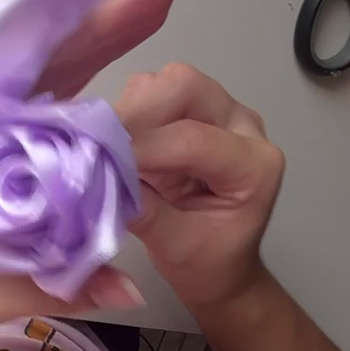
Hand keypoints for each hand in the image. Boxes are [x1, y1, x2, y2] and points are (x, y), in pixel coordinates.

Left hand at [0, 0, 177, 348]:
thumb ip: (65, 286)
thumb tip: (134, 290)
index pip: (6, 61)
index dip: (62, 24)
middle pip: (34, 57)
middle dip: (97, 23)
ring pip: (38, 72)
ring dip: (90, 40)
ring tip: (147, 13)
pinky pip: (38, 99)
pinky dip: (75, 74)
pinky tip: (108, 62)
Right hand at [117, 63, 283, 310]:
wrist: (219, 267)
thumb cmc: (206, 263)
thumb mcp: (175, 248)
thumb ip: (143, 212)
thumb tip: (99, 178)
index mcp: (253, 164)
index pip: (192, 139)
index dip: (140, 147)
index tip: (96, 163)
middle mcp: (240, 125)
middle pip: (184, 87)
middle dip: (135, 111)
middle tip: (97, 144)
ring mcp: (214, 112)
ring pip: (163, 84)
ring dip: (127, 113)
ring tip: (106, 151)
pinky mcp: (187, 111)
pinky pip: (150, 93)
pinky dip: (124, 115)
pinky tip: (113, 146)